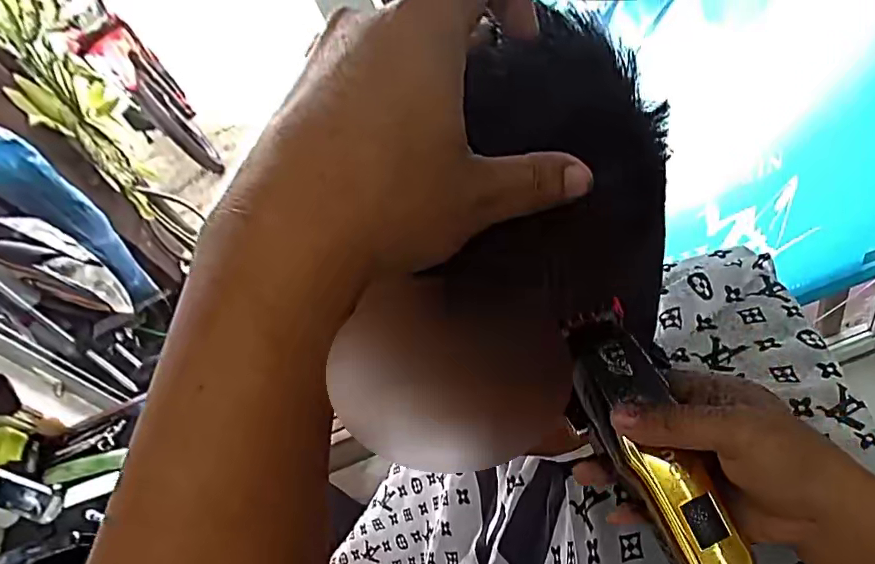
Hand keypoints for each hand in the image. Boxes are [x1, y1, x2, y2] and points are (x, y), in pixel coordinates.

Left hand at [203, 0, 591, 287]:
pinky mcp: (303, 86)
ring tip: (442, 127)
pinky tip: (395, 149)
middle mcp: (368, 25)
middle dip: (467, 37)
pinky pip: (355, 68)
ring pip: (388, 38)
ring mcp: (327, 52)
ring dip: (424, 67)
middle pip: (427, 9)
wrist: (294, 230)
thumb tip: (580, 175)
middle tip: (486, 87)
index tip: (524, 39)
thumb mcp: (477, 196)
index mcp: (421, 33)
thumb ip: (533, 180)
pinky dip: (387, 90)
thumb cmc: (389, 202)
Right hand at [574, 371, 874, 548]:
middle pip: (648, 434)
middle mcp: (701, 433)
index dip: (628, 398)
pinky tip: (619, 515)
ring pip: (650, 470)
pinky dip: (641, 510)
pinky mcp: (699, 504)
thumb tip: (620, 414)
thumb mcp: (733, 430)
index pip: (662, 391)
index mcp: (713, 401)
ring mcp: (698, 470)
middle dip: (615, 442)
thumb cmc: (784, 458)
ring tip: (586, 479)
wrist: (817, 513)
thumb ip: (677, 423)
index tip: (592, 407)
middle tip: (581, 450)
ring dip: (620, 476)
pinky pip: (663, 505)